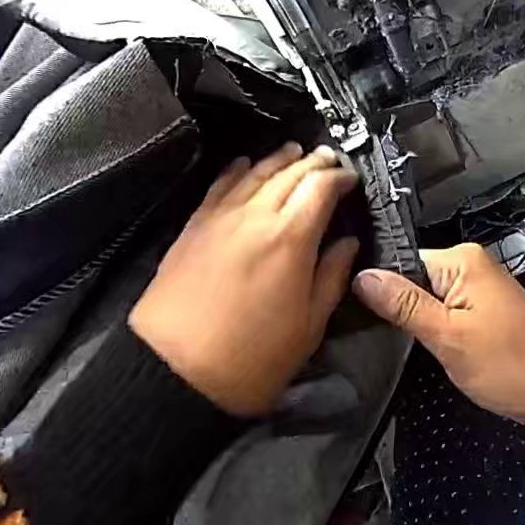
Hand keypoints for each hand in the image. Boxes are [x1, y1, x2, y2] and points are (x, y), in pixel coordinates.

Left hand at [131, 143, 359, 415]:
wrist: (173, 372)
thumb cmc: (253, 357)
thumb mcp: (310, 324)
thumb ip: (332, 275)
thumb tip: (348, 244)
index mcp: (291, 238)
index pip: (321, 188)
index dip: (340, 177)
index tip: (351, 179)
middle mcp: (256, 217)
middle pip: (289, 173)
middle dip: (313, 162)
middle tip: (329, 159)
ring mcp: (220, 219)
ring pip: (254, 173)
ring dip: (277, 159)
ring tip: (294, 151)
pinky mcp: (193, 228)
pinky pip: (218, 187)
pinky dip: (235, 170)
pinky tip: (243, 163)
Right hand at [352, 244, 524, 432]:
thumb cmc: (511, 366)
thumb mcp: (450, 337)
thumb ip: (404, 305)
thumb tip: (361, 276)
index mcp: (461, 260)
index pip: (399, 261)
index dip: (376, 288)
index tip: (350, 312)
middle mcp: (468, 264)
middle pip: (410, 278)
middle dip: (392, 306)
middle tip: (367, 334)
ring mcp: (475, 287)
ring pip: (423, 297)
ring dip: (409, 320)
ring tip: (386, 341)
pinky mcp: (478, 309)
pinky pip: (441, 309)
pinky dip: (428, 327)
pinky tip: (414, 344)